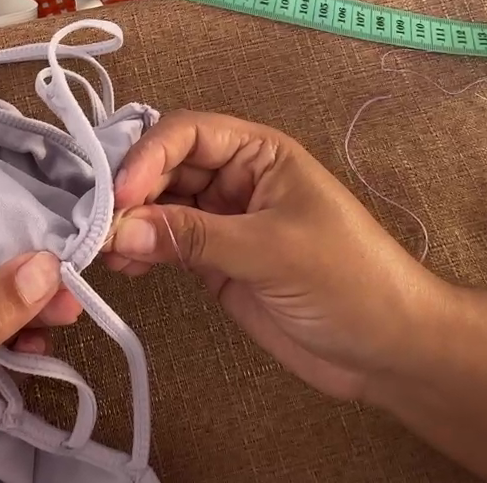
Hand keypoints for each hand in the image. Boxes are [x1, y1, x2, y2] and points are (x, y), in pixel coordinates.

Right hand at [102, 109, 441, 401]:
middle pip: (165, 166)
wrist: (390, 352)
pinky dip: (140, 249)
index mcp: (256, 152)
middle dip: (130, 189)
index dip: (149, 155)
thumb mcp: (274, 250)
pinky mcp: (212, 260)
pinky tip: (124, 264)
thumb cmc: (350, 279)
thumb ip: (197, 237)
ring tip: (103, 248)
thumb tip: (124, 227)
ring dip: (129, 221)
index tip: (120, 194)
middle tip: (96, 222)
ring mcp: (221, 219)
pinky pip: (165, 242)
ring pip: (159, 204)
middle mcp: (232, 177)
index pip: (187, 134)